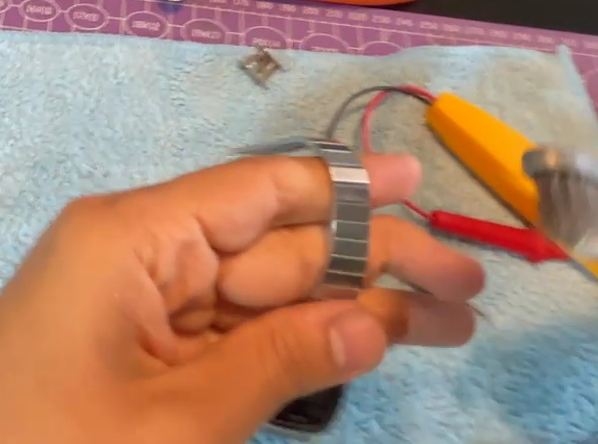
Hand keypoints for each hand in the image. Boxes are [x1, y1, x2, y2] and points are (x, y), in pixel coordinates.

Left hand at [0, 153, 484, 443]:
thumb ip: (278, 362)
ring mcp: (137, 297)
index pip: (252, 192)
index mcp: (132, 232)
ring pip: (256, 290)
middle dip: (364, 261)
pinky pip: (226, 329)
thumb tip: (373, 321)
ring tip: (444, 322)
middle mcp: (138, 246)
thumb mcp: (177, 418)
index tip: (412, 178)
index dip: (337, 184)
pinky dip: (290, 341)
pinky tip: (358, 342)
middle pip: (267, 243)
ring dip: (342, 305)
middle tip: (465, 287)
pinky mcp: (138, 342)